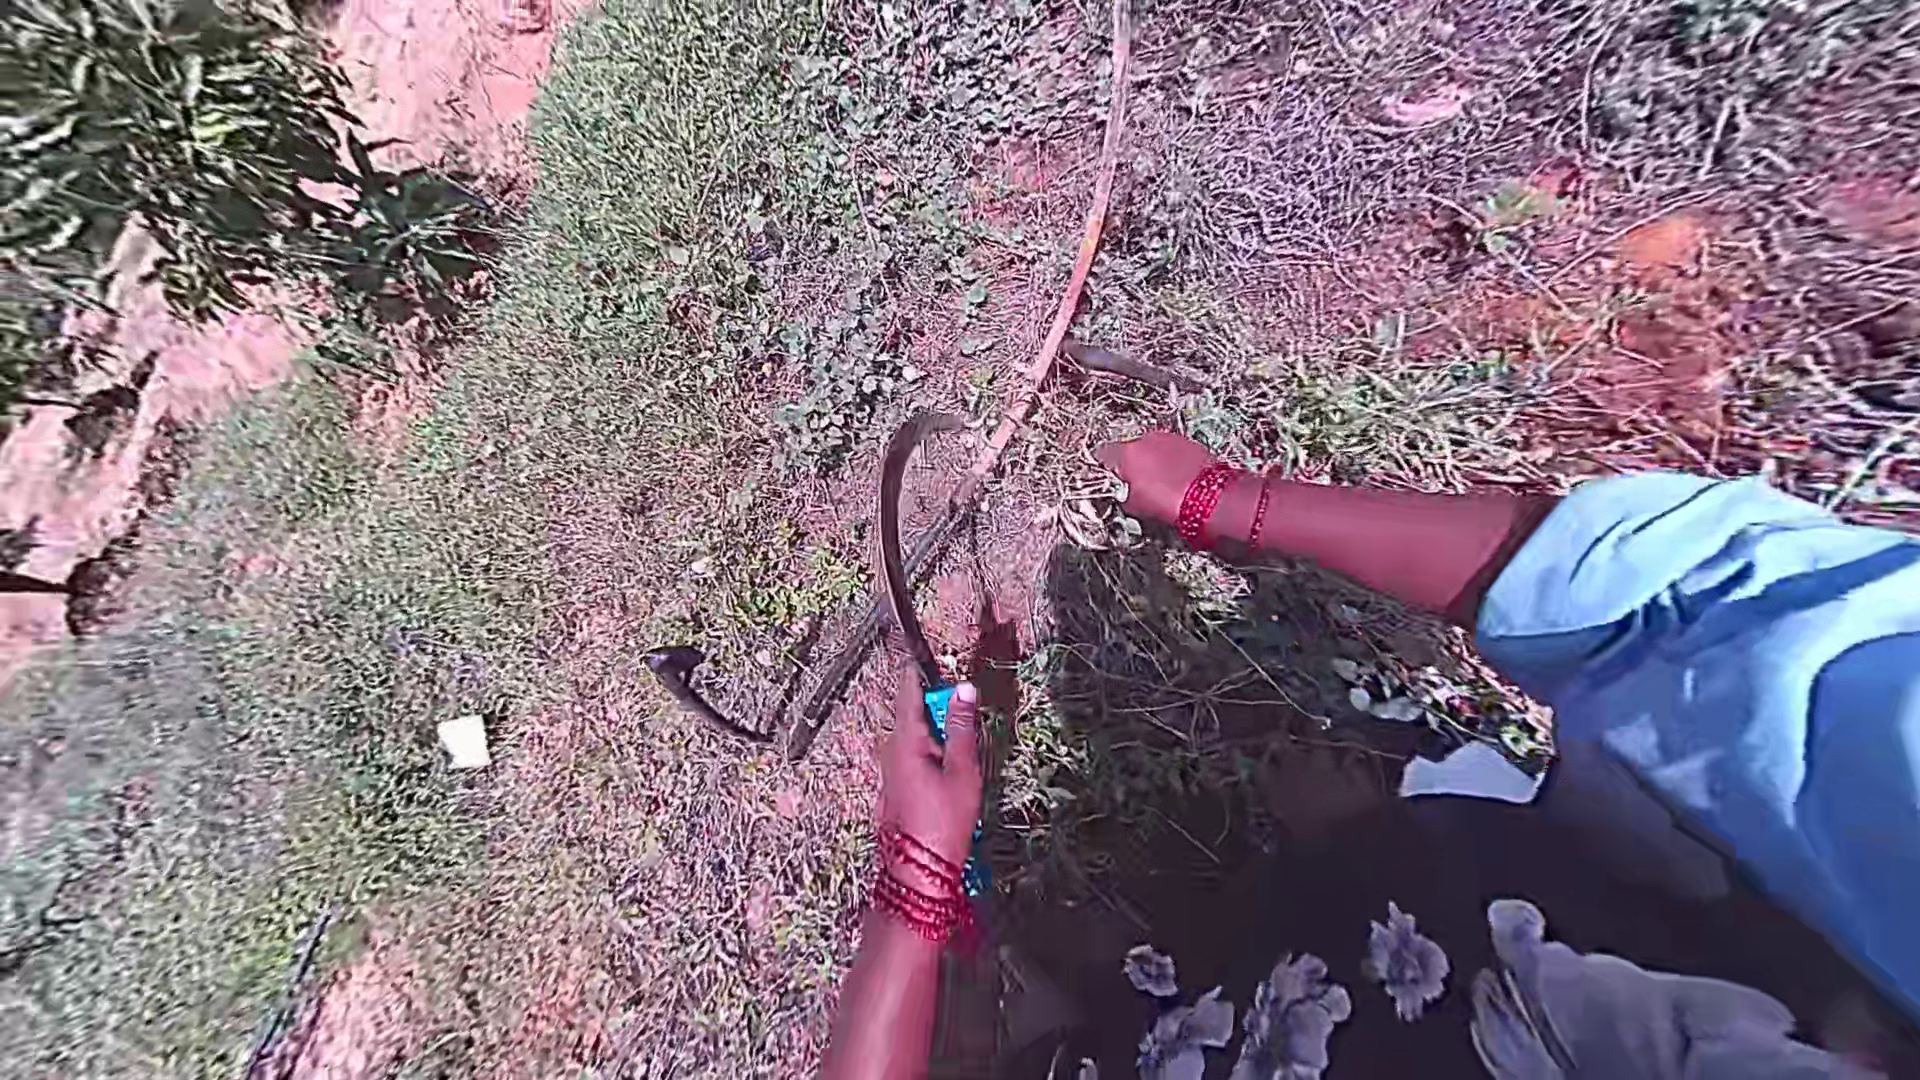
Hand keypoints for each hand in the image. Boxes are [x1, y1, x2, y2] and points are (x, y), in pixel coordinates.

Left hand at [879, 669, 983, 873]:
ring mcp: (891, 766)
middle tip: (967, 712)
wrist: (918, 874)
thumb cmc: (944, 819)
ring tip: (963, 749)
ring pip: (917, 734)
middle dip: (940, 707)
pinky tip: (951, 769)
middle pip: (915, 711)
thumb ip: (962, 727)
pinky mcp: (896, 783)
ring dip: (939, 732)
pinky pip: (914, 752)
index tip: (934, 655)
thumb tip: (964, 689)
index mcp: (905, 738)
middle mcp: (891, 747)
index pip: (909, 690)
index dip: (921, 669)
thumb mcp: (962, 770)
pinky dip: (933, 749)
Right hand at [1094, 431, 1219, 526]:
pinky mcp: (1191, 443)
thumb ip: (1122, 493)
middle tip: (1136, 483)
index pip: (1105, 453)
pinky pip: (1173, 451)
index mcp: (1127, 452)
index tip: (1108, 474)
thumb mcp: (1133, 506)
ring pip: (1154, 448)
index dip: (1106, 466)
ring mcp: (1171, 438)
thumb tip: (1123, 492)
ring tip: (1159, 482)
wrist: (1209, 499)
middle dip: (1132, 463)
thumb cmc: (1168, 502)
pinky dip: (1171, 461)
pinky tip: (1175, 478)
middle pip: (1131, 448)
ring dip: (1153, 460)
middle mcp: (1147, 439)